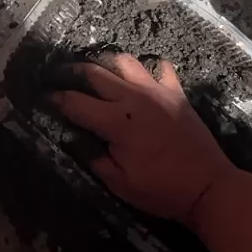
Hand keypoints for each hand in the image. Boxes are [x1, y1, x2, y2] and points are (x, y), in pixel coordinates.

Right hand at [49, 54, 237, 226]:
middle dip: (72, 72)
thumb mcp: (118, 182)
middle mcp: (133, 98)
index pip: (74, 102)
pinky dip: (149, 70)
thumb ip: (92, 156)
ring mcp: (157, 91)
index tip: (42, 97)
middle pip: (94, 72)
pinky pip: (161, 69)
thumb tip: (74, 139)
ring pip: (124, 62)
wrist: (209, 187)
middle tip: (60, 77)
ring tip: (98, 73)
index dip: (54, 99)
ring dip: (106, 64)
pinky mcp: (176, 93)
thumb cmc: (160, 189)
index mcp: (116, 121)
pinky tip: (143, 80)